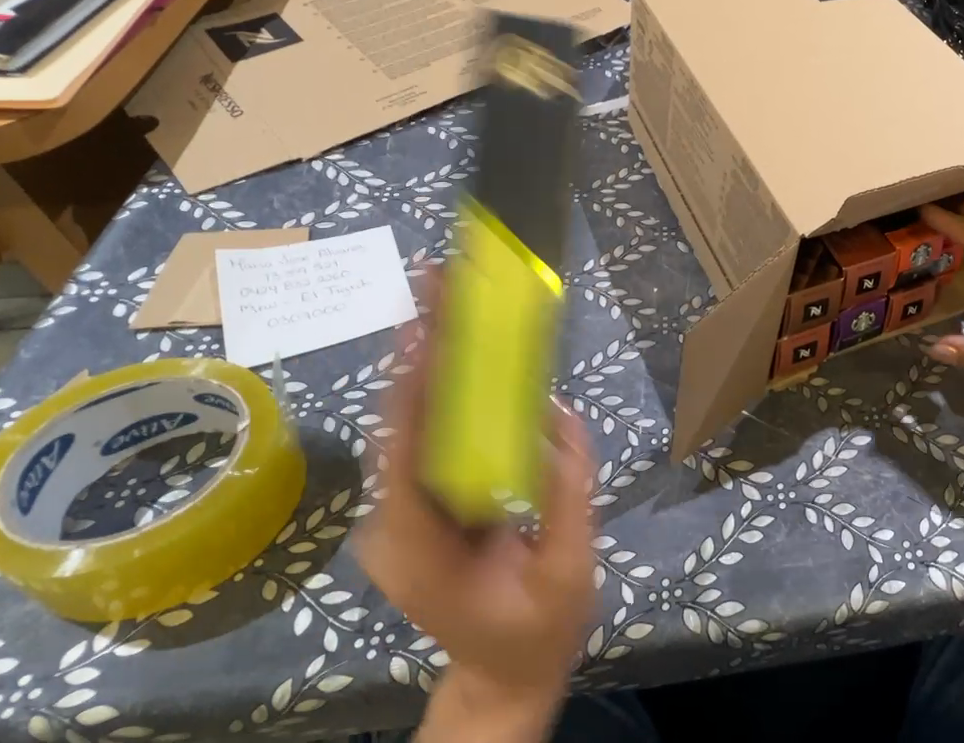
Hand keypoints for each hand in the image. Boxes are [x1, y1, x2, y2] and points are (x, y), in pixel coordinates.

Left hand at [357, 313, 597, 720]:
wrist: (502, 677)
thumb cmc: (536, 631)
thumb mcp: (568, 569)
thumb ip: (567, 492)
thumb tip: (559, 411)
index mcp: (420, 544)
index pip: (407, 451)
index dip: (415, 384)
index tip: (425, 326)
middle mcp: (395, 522)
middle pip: (400, 423)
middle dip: (416, 351)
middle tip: (432, 285)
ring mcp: (403, 514)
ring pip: (409, 425)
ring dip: (428, 362)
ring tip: (444, 302)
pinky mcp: (422, 506)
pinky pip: (429, 439)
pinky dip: (444, 390)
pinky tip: (463, 352)